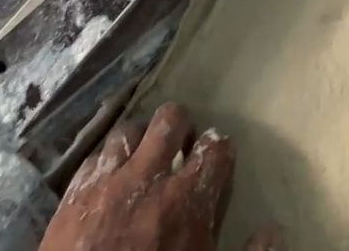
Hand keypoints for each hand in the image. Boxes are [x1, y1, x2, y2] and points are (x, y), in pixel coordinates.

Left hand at [38, 101, 282, 250]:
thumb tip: (274, 230)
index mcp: (187, 200)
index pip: (216, 148)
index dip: (220, 149)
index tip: (218, 159)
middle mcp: (149, 177)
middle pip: (171, 119)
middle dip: (182, 127)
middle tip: (182, 149)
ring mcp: (108, 181)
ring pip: (128, 130)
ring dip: (140, 141)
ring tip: (143, 160)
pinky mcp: (73, 194)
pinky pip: (93, 157)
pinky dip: (106, 162)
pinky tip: (109, 178)